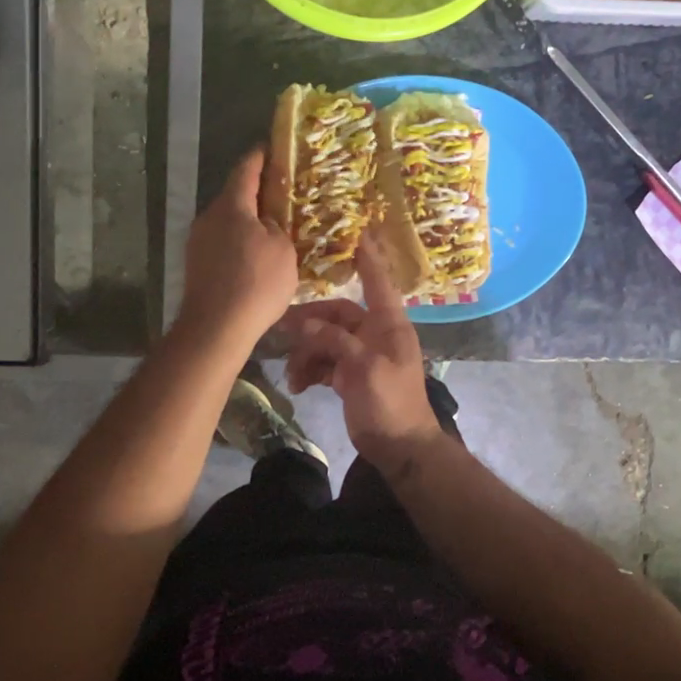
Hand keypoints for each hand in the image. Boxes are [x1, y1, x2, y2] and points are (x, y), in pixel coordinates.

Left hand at [179, 146, 297, 344]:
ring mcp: (197, 242)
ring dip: (247, 223)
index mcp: (231, 205)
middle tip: (281, 196)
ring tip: (271, 230)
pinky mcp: (196, 266)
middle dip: (256, 195)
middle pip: (234, 197)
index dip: (260, 157)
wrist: (216, 328)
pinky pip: (222, 245)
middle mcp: (209, 217)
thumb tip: (267, 222)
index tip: (272, 149)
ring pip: (227, 223)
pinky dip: (238, 244)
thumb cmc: (256, 283)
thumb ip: (277, 226)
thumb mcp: (283, 249)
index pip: (246, 169)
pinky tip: (254, 258)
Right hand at [280, 242, 443, 471]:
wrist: (399, 447)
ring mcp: (362, 356)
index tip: (358, 233)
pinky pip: (324, 363)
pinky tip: (298, 384)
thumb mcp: (363, 368)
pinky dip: (310, 370)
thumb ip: (333, 340)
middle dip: (310, 325)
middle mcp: (376, 335)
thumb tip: (300, 324)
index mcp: (389, 325)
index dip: (368, 258)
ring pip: (325, 340)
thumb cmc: (390, 403)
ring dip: (305, 354)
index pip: (378, 283)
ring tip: (292, 376)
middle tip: (280, 329)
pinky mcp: (350, 377)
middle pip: (337, 315)